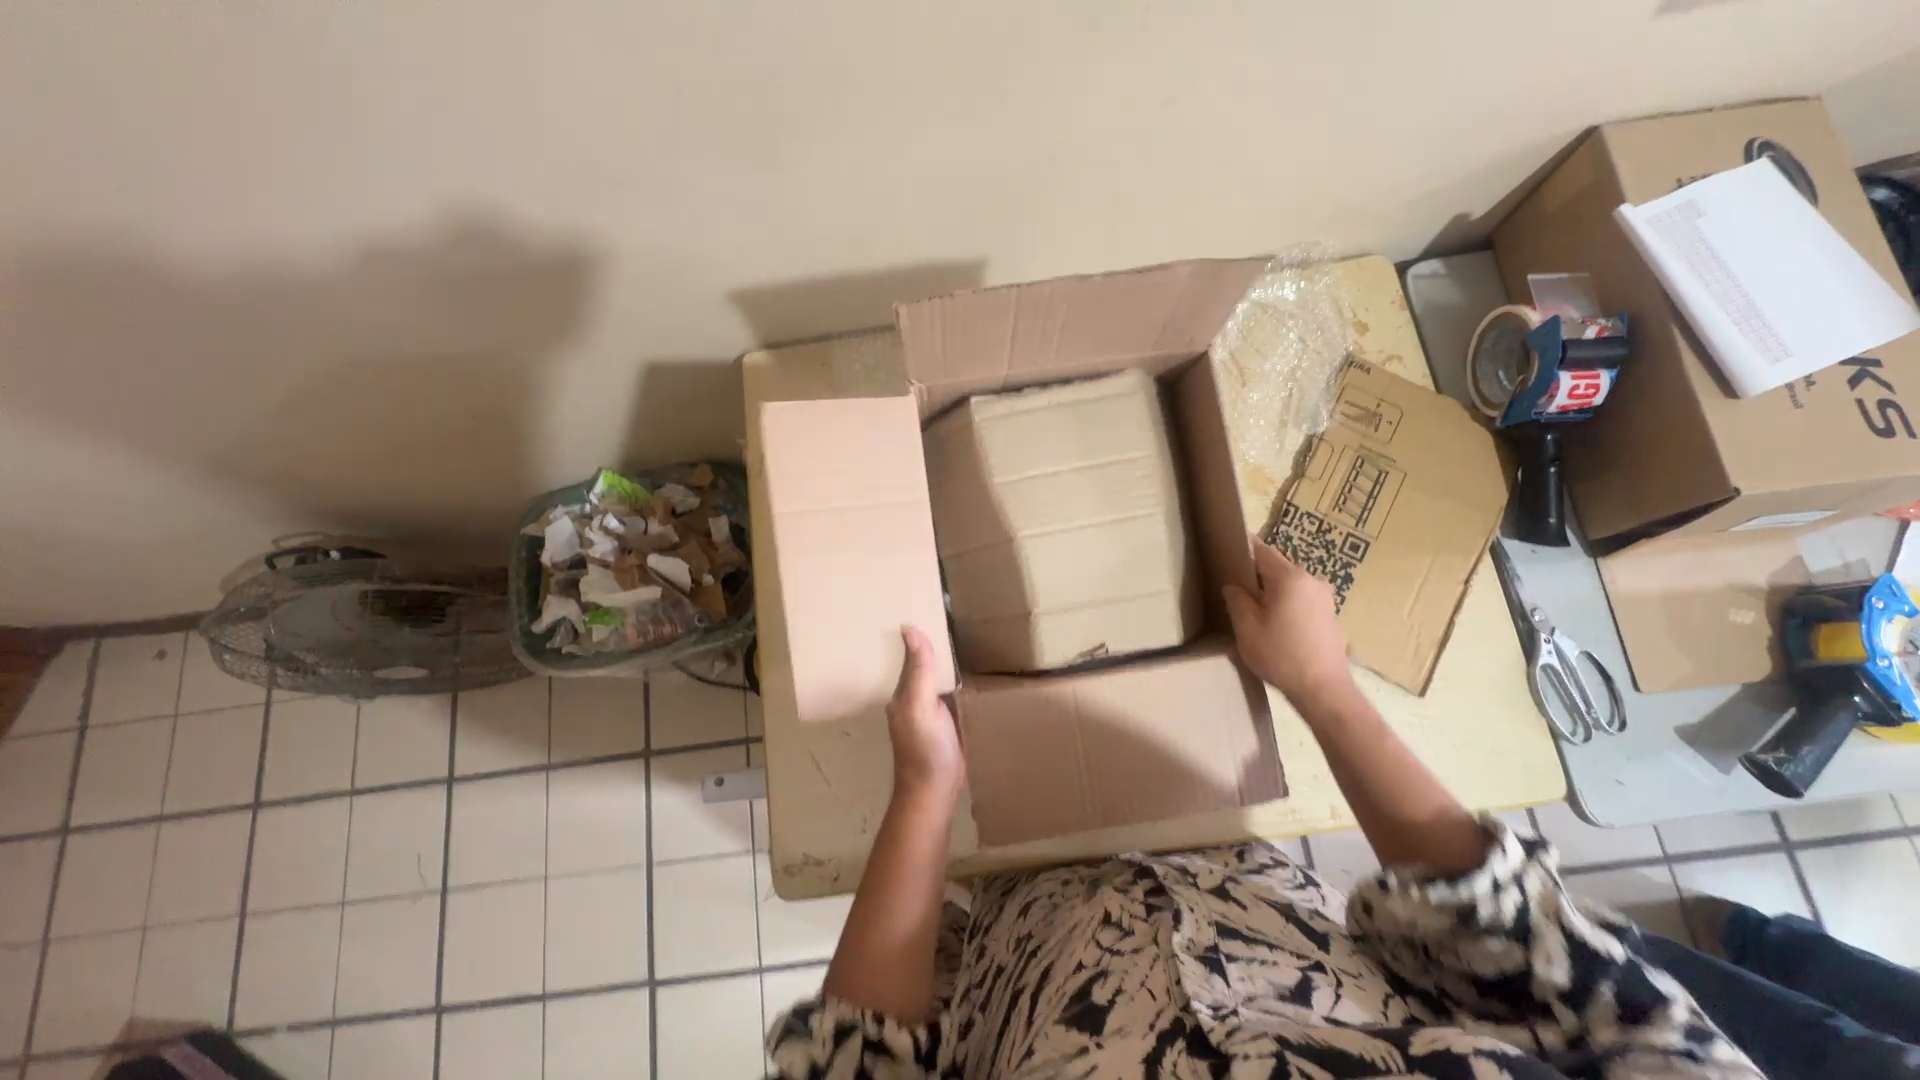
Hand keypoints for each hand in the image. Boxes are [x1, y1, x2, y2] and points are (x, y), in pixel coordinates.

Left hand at [887, 626, 963, 801]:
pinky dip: (959, 686)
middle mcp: (914, 701)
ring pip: (939, 683)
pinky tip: (972, 679)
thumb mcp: (920, 704)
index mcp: (904, 693)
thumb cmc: (925, 748)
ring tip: (967, 642)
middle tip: (955, 620)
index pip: (913, 657)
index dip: (922, 637)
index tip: (935, 610)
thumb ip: (917, 668)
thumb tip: (909, 628)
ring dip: (947, 667)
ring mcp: (930, 716)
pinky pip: (952, 699)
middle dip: (935, 649)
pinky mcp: (946, 728)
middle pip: (925, 668)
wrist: (934, 791)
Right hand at [1224, 540, 1356, 708]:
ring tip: (1256, 611)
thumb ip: (1237, 600)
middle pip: (1277, 566)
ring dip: (1272, 591)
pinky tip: (1277, 624)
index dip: (1243, 551)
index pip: (1262, 551)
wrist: (1323, 689)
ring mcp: (1324, 596)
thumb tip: (1234, 586)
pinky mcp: (1330, 613)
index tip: (1226, 555)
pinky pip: (1302, 597)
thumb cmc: (1281, 656)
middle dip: (1256, 575)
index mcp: (1289, 577)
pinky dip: (1287, 603)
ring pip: (1290, 583)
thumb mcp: (1247, 629)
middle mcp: (1311, 579)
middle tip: (1236, 591)